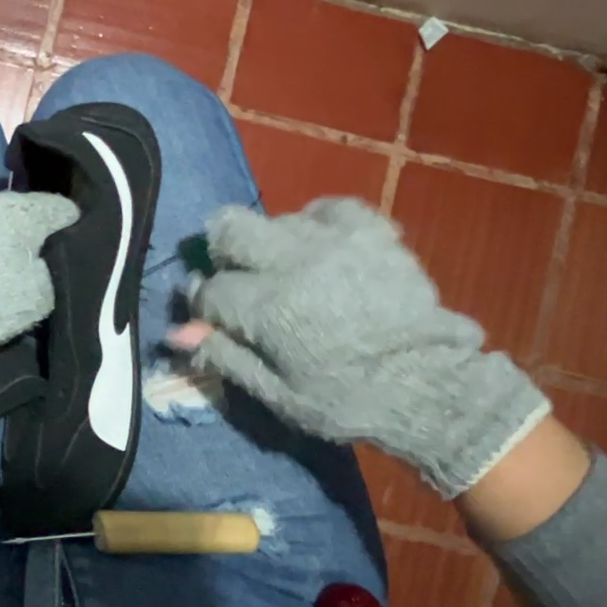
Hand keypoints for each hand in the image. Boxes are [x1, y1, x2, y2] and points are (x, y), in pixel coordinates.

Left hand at [0, 191, 78, 387]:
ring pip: (1, 225)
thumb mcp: (42, 292)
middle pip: (31, 214)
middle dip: (42, 234)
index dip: (77, 230)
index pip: (66, 209)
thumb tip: (53, 256)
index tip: (81, 252)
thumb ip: (55, 267)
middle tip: (52, 263)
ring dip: (12, 242)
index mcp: (25, 208)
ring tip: (19, 271)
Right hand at [171, 199, 548, 498]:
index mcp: (267, 306)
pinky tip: (320, 245)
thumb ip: (225, 354)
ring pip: (275, 220)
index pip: (211, 288)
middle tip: (238, 278)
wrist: (429, 385)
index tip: (216, 318)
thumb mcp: (277, 392)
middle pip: (230, 228)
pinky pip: (328, 207)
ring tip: (288, 272)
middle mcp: (293, 261)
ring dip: (270, 245)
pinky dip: (316, 223)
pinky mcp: (369, 231)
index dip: (206, 303)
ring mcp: (333, 240)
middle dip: (222, 251)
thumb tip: (177, 332)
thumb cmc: (346, 399)